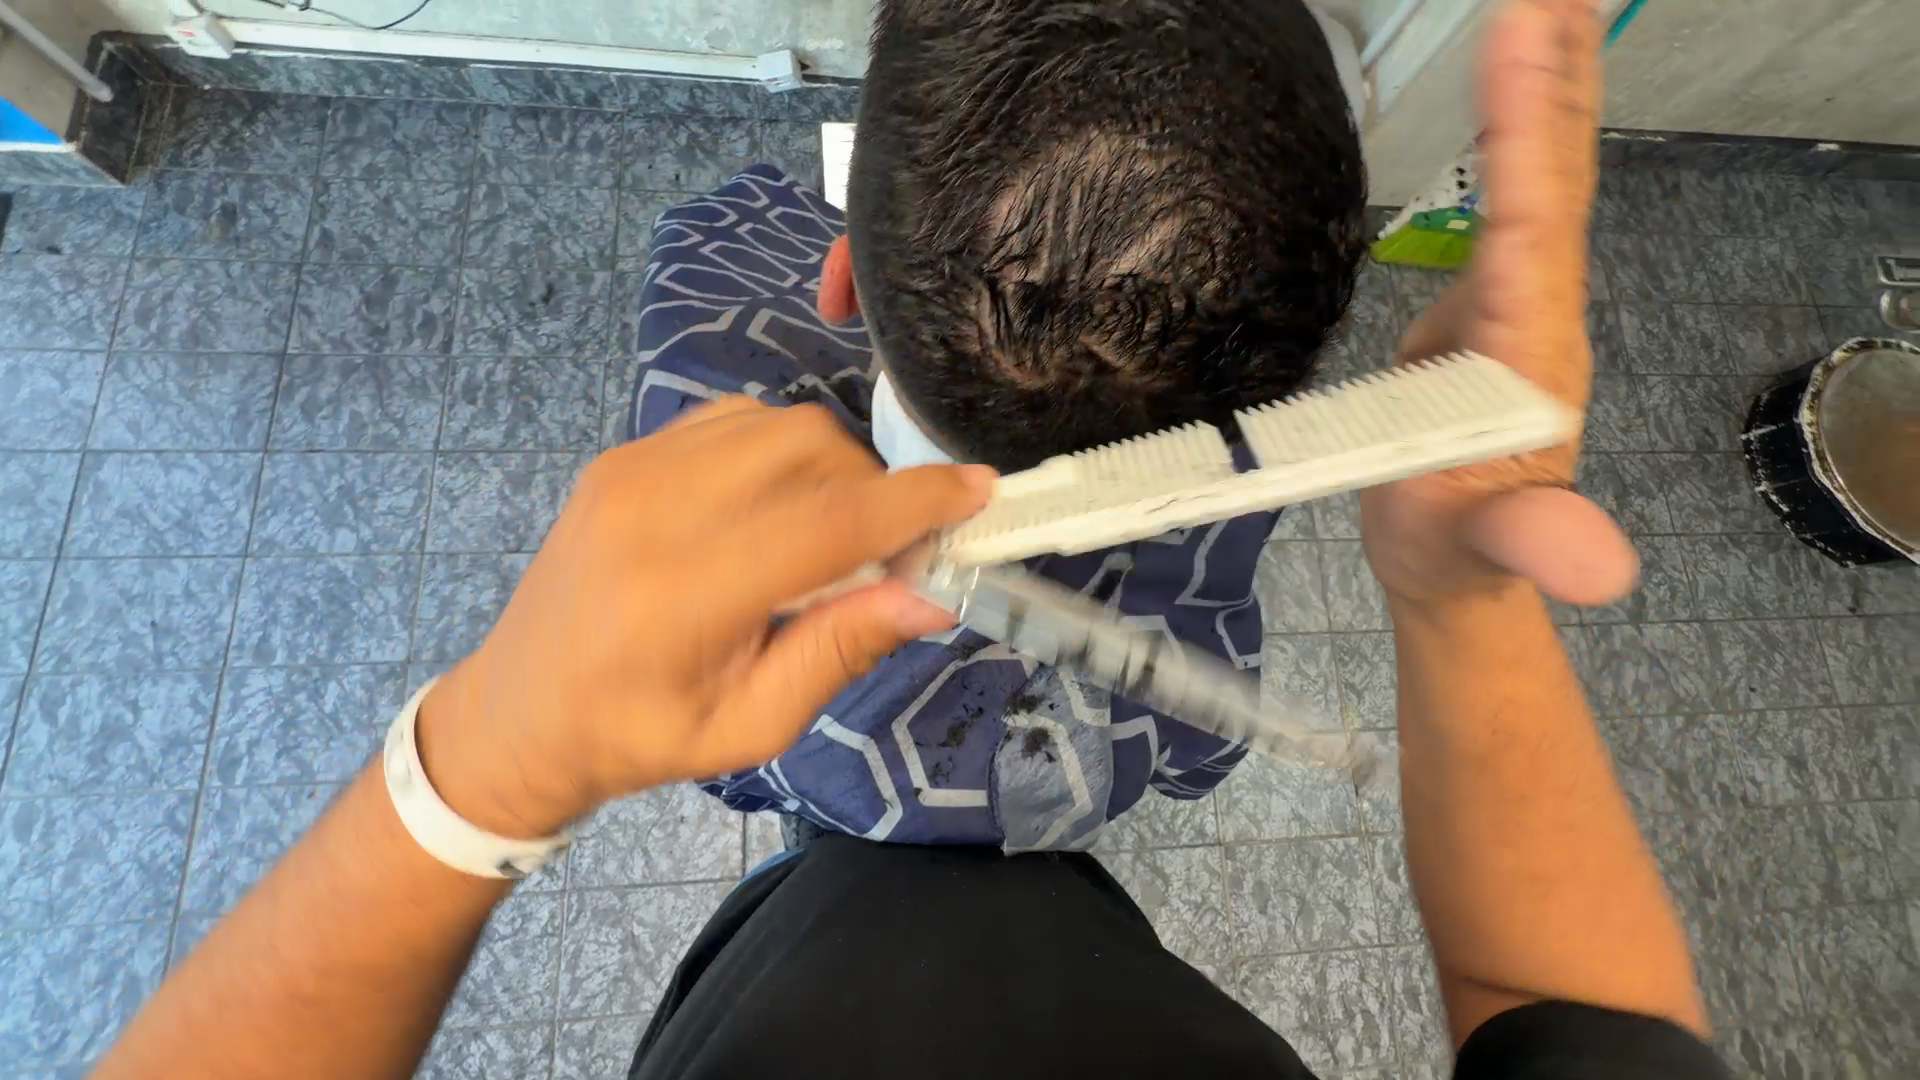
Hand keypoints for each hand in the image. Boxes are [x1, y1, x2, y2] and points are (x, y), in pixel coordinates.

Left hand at [416, 398, 994, 836]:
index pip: (827, 522)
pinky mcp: (624, 454)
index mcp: (684, 594)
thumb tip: (931, 595)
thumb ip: (842, 649)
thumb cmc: (640, 736)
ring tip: (831, 528)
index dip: (914, 502)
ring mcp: (631, 467)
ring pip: (778, 423)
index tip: (977, 489)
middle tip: (886, 546)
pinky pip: (736, 420)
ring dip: (832, 466)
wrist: (518, 710)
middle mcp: (654, 508)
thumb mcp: (753, 723)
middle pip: (809, 447)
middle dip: (874, 486)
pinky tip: (777, 503)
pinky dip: (782, 450)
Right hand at [1360, 0, 1635, 609]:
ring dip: (1538, 97)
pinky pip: (1498, 222)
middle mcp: (1534, 321)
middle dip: (1552, 79)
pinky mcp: (1478, 322)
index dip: (1524, 130)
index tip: (1517, 27)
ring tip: (1532, 13)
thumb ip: (1533, 543)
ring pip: (1534, 192)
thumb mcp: (1480, 551)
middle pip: (1555, 186)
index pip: (1534, 229)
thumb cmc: (1456, 552)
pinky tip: (1503, 115)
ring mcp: (1508, 317)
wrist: (1457, 563)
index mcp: (1529, 359)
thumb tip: (1603, 569)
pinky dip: (1502, 153)